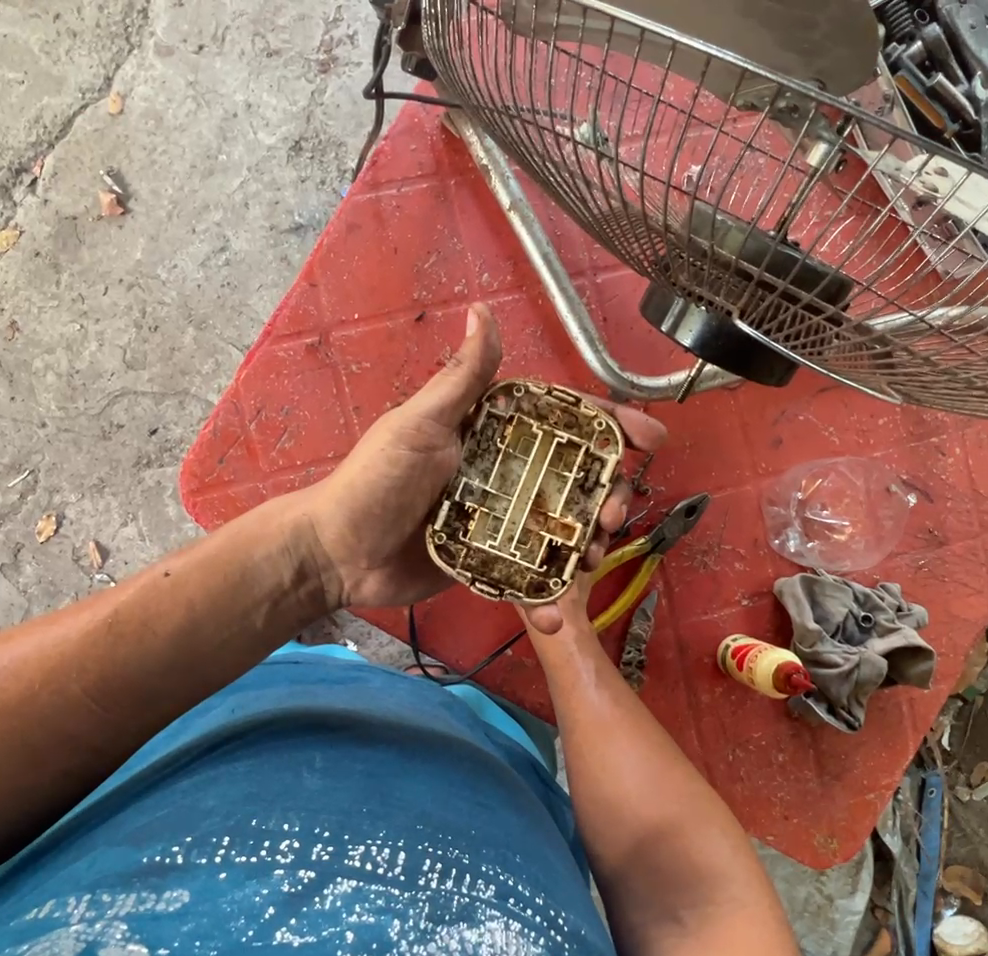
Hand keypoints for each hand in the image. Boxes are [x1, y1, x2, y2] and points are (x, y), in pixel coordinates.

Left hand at [301, 303, 664, 614]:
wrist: (337, 553)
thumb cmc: (375, 481)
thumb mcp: (420, 425)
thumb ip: (461, 379)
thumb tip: (482, 311)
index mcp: (493, 435)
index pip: (563, 422)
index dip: (610, 426)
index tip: (649, 438)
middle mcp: (502, 474)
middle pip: (574, 480)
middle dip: (607, 494)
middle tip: (614, 515)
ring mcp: (497, 522)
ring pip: (559, 530)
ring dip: (586, 544)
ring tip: (591, 558)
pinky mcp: (487, 563)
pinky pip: (527, 577)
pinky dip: (545, 596)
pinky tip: (557, 612)